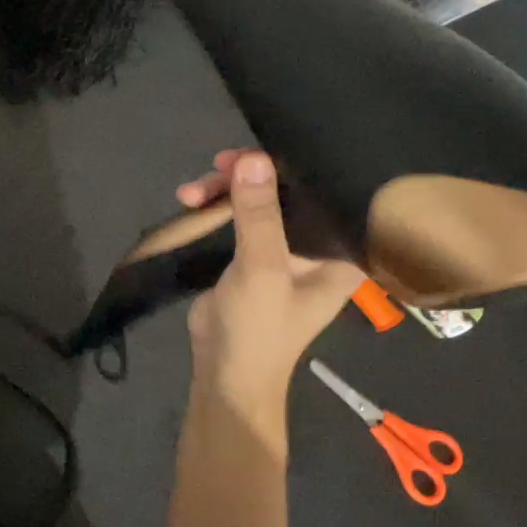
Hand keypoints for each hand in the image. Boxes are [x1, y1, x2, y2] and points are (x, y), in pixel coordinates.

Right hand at [179, 150, 363, 445]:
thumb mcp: (261, 268)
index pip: (324, 192)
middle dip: (246, 177)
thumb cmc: (259, 328)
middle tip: (215, 167)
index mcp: (338, 251)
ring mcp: (281, 251)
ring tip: (188, 193)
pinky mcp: (249, 257)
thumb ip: (258, 214)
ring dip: (222, 192)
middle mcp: (316, 246)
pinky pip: (236, 218)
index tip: (253, 152)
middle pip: (285, 192)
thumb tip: (252, 157)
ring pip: (256, 202)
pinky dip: (213, 208)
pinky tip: (189, 202)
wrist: (225, 374)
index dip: (292, 166)